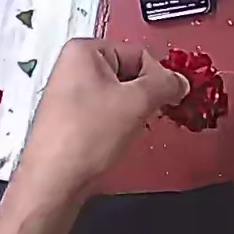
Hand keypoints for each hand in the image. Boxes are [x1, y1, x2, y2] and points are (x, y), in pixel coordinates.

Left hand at [19, 39, 188, 197]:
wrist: (53, 183)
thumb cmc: (86, 136)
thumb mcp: (137, 102)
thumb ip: (166, 85)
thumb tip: (180, 81)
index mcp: (84, 51)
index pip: (139, 54)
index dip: (157, 78)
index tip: (167, 98)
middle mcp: (73, 67)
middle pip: (130, 73)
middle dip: (144, 96)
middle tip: (146, 115)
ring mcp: (70, 93)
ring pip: (120, 94)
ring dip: (133, 111)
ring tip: (127, 130)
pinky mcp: (71, 117)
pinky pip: (106, 110)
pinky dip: (118, 123)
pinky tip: (115, 139)